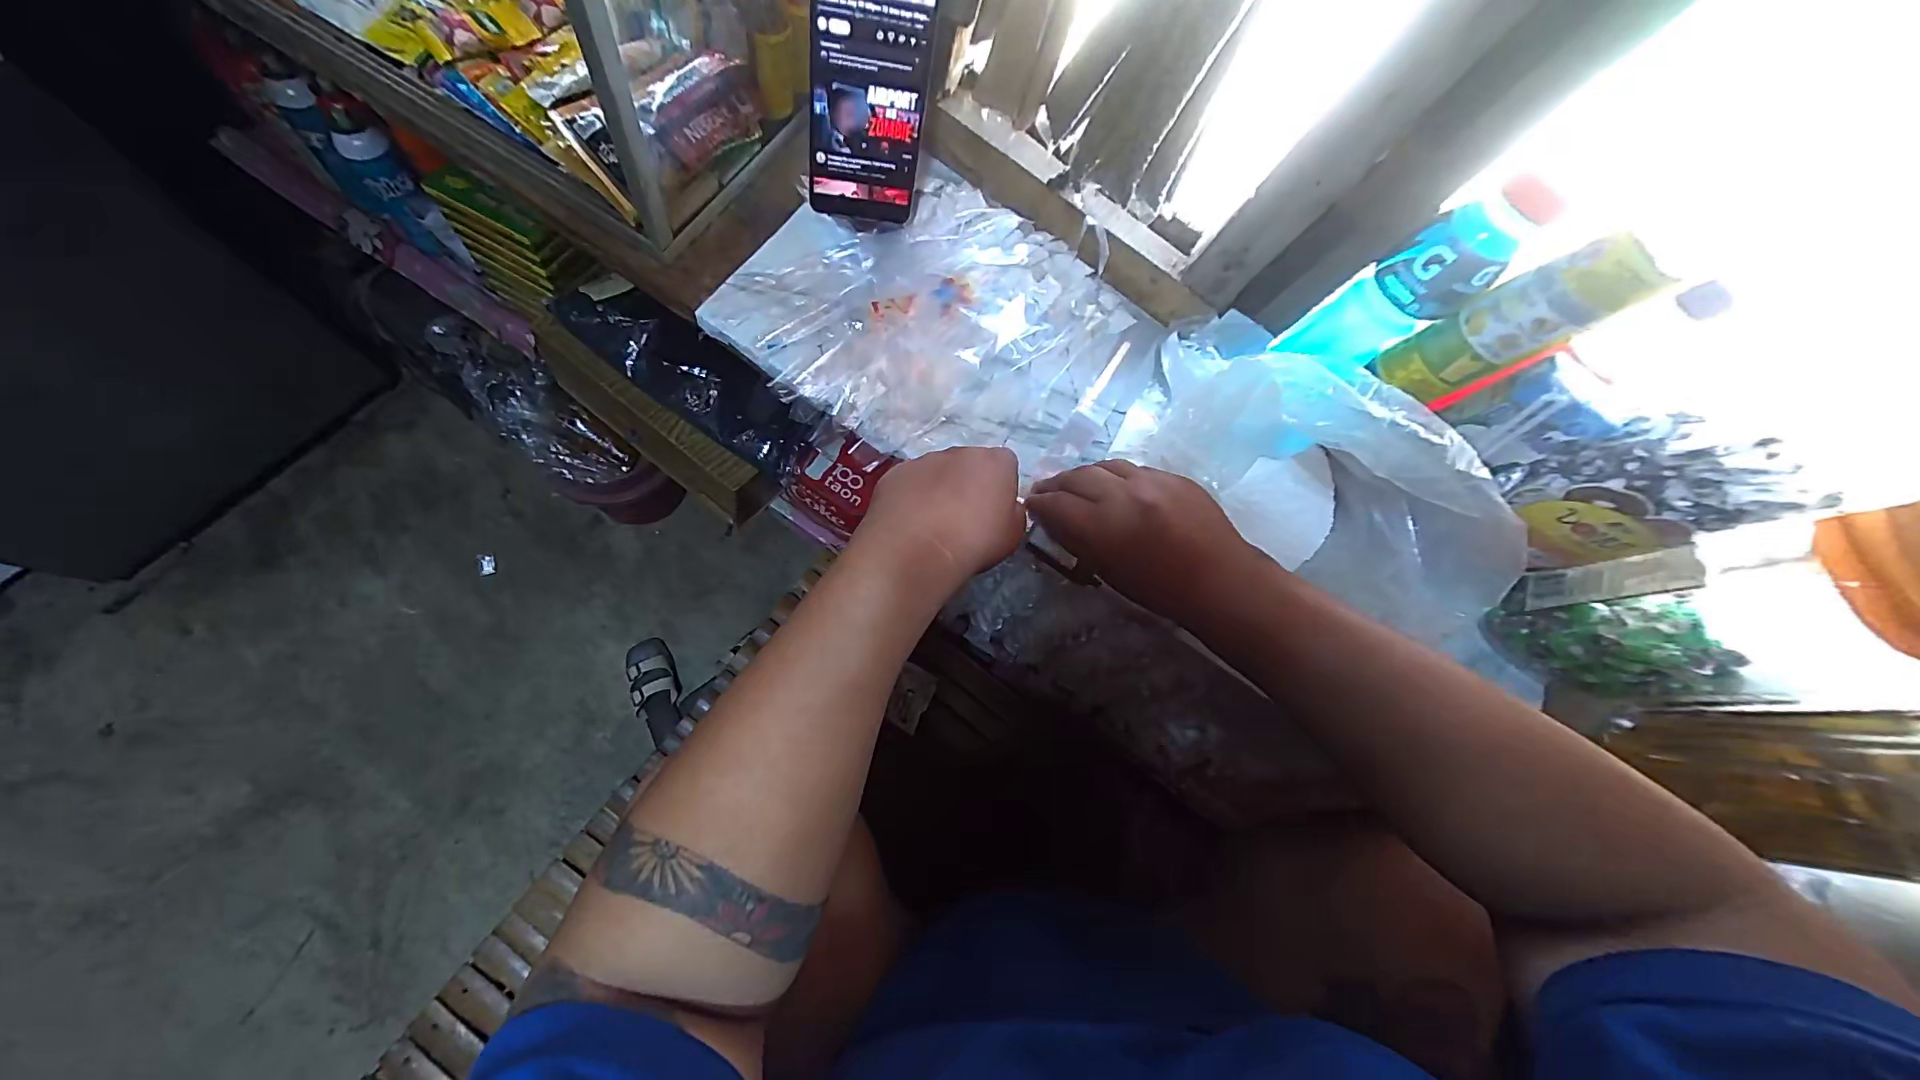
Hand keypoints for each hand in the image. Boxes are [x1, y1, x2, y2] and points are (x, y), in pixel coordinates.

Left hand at [854, 446, 1025, 590]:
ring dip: (938, 490)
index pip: (1005, 464)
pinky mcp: (895, 473)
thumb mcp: (1013, 534)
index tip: (994, 511)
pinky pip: (909, 483)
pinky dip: (911, 497)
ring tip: (932, 524)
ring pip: (937, 471)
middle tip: (963, 519)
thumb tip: (1006, 507)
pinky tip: (909, 523)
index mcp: (995, 462)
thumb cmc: (974, 542)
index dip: (1001, 487)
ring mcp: (924, 460)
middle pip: (969, 464)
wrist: (916, 549)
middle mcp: (960, 452)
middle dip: (968, 484)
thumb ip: (1013, 512)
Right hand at [1027, 460, 1271, 624]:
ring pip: (1105, 465)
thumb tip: (1055, 519)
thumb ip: (1078, 539)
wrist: (1218, 580)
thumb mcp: (1107, 570)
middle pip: (1077, 476)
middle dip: (1056, 483)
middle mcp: (1123, 493)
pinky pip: (1134, 469)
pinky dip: (1116, 476)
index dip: (1039, 503)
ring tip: (1077, 483)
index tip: (1030, 504)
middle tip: (1046, 490)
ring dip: (1085, 474)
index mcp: (1102, 524)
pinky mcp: (1173, 476)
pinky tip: (1115, 486)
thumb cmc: (1158, 589)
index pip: (1056, 503)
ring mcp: (1151, 480)